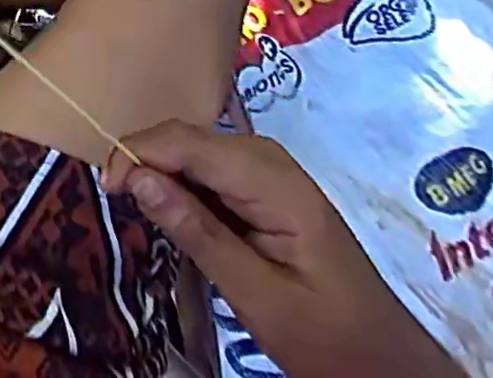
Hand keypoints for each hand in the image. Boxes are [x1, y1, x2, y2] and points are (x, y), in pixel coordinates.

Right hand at [102, 121, 462, 377]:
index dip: (138, 153)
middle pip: (185, 138)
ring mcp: (263, 167)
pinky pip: (205, 167)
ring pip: (190, 149)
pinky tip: (169, 211)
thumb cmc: (328, 338)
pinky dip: (178, 184)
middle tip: (115, 201)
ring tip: (135, 207)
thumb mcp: (258, 297)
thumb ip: (197, 233)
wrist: (386, 361)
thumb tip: (136, 178)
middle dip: (143, 160)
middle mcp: (265, 157)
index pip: (186, 141)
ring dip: (158, 171)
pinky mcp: (258, 183)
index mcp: (272, 180)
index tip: (106, 189)